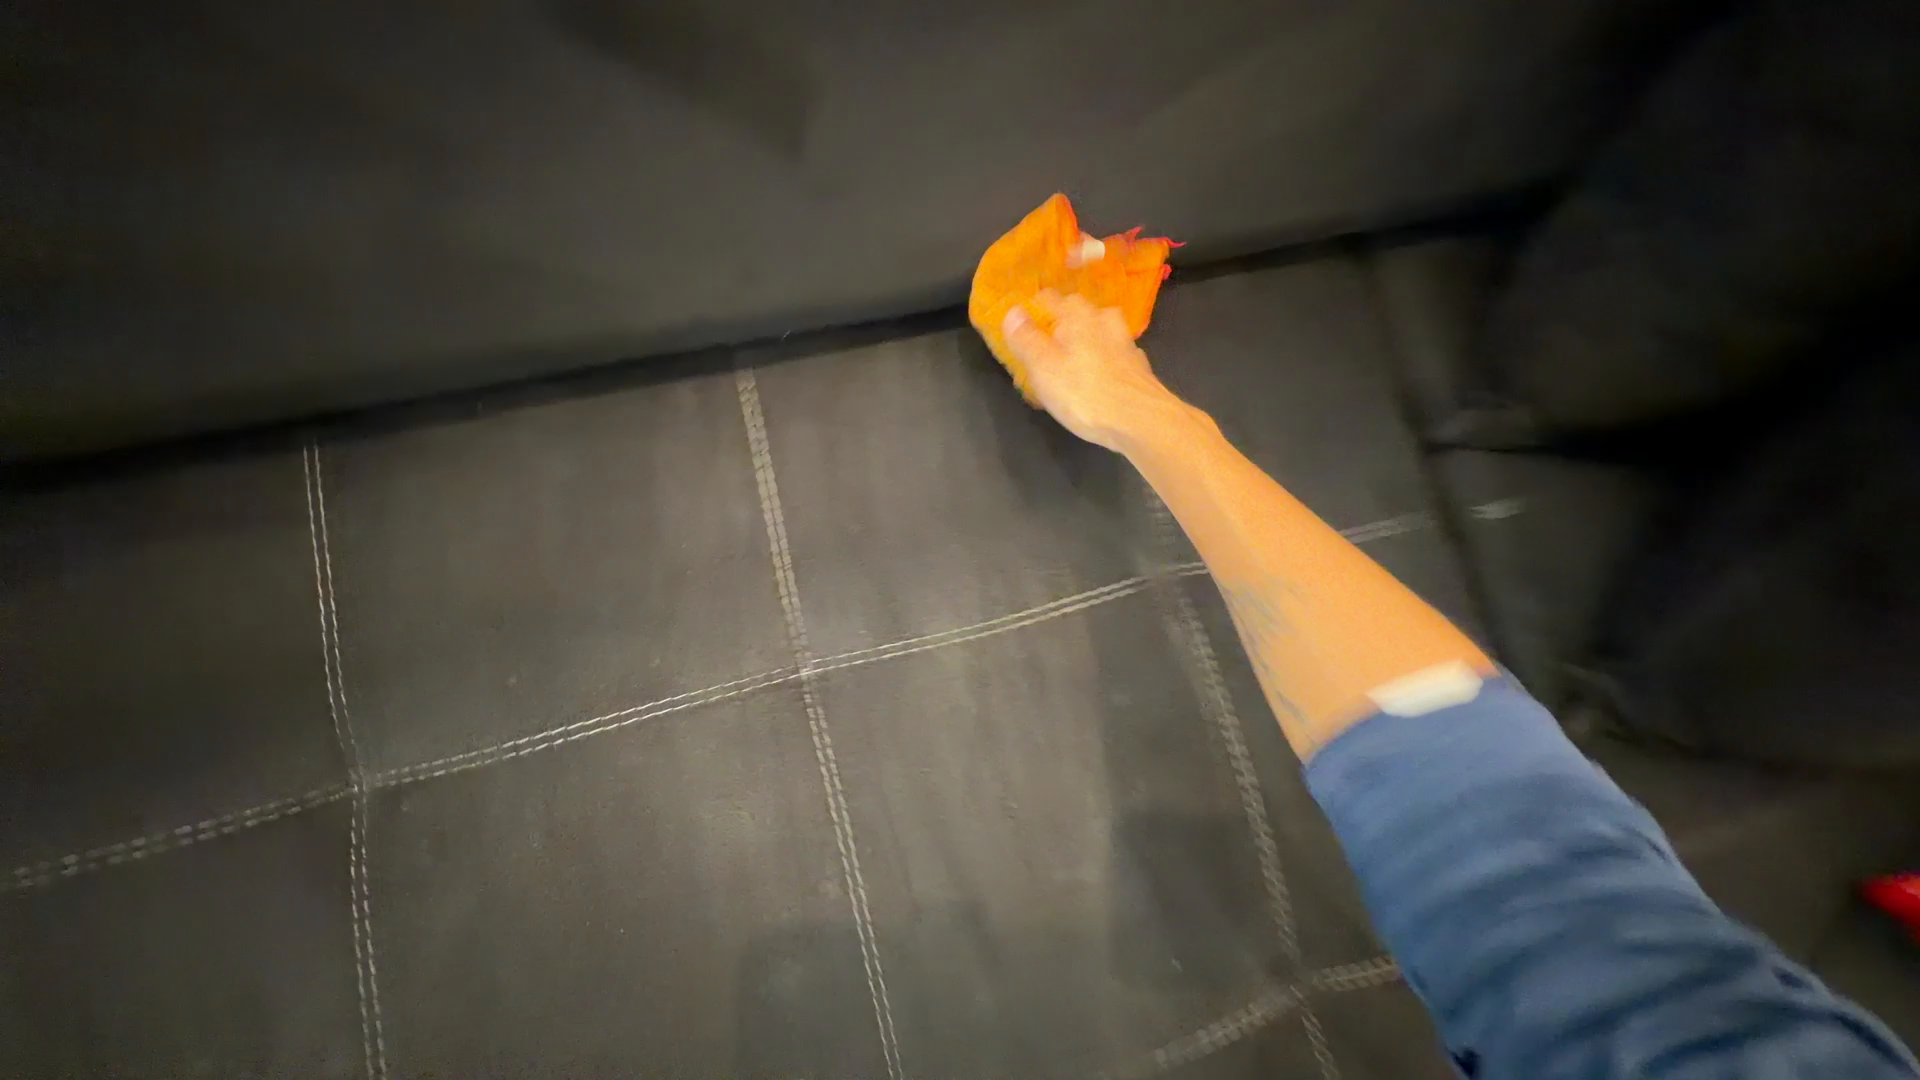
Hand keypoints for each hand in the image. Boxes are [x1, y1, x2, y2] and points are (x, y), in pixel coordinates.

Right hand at [999, 290, 1188, 452]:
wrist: (1140, 420)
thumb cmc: (1084, 394)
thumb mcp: (1043, 368)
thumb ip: (1026, 339)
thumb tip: (1012, 311)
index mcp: (1077, 318)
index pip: (1052, 299)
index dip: (1036, 305)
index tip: (1026, 315)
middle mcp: (1104, 323)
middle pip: (1081, 311)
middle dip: (1066, 320)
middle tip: (1051, 336)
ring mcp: (1125, 344)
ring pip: (1102, 331)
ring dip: (1089, 337)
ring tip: (1076, 354)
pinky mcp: (1138, 367)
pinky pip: (1116, 354)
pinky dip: (1106, 359)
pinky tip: (1101, 375)